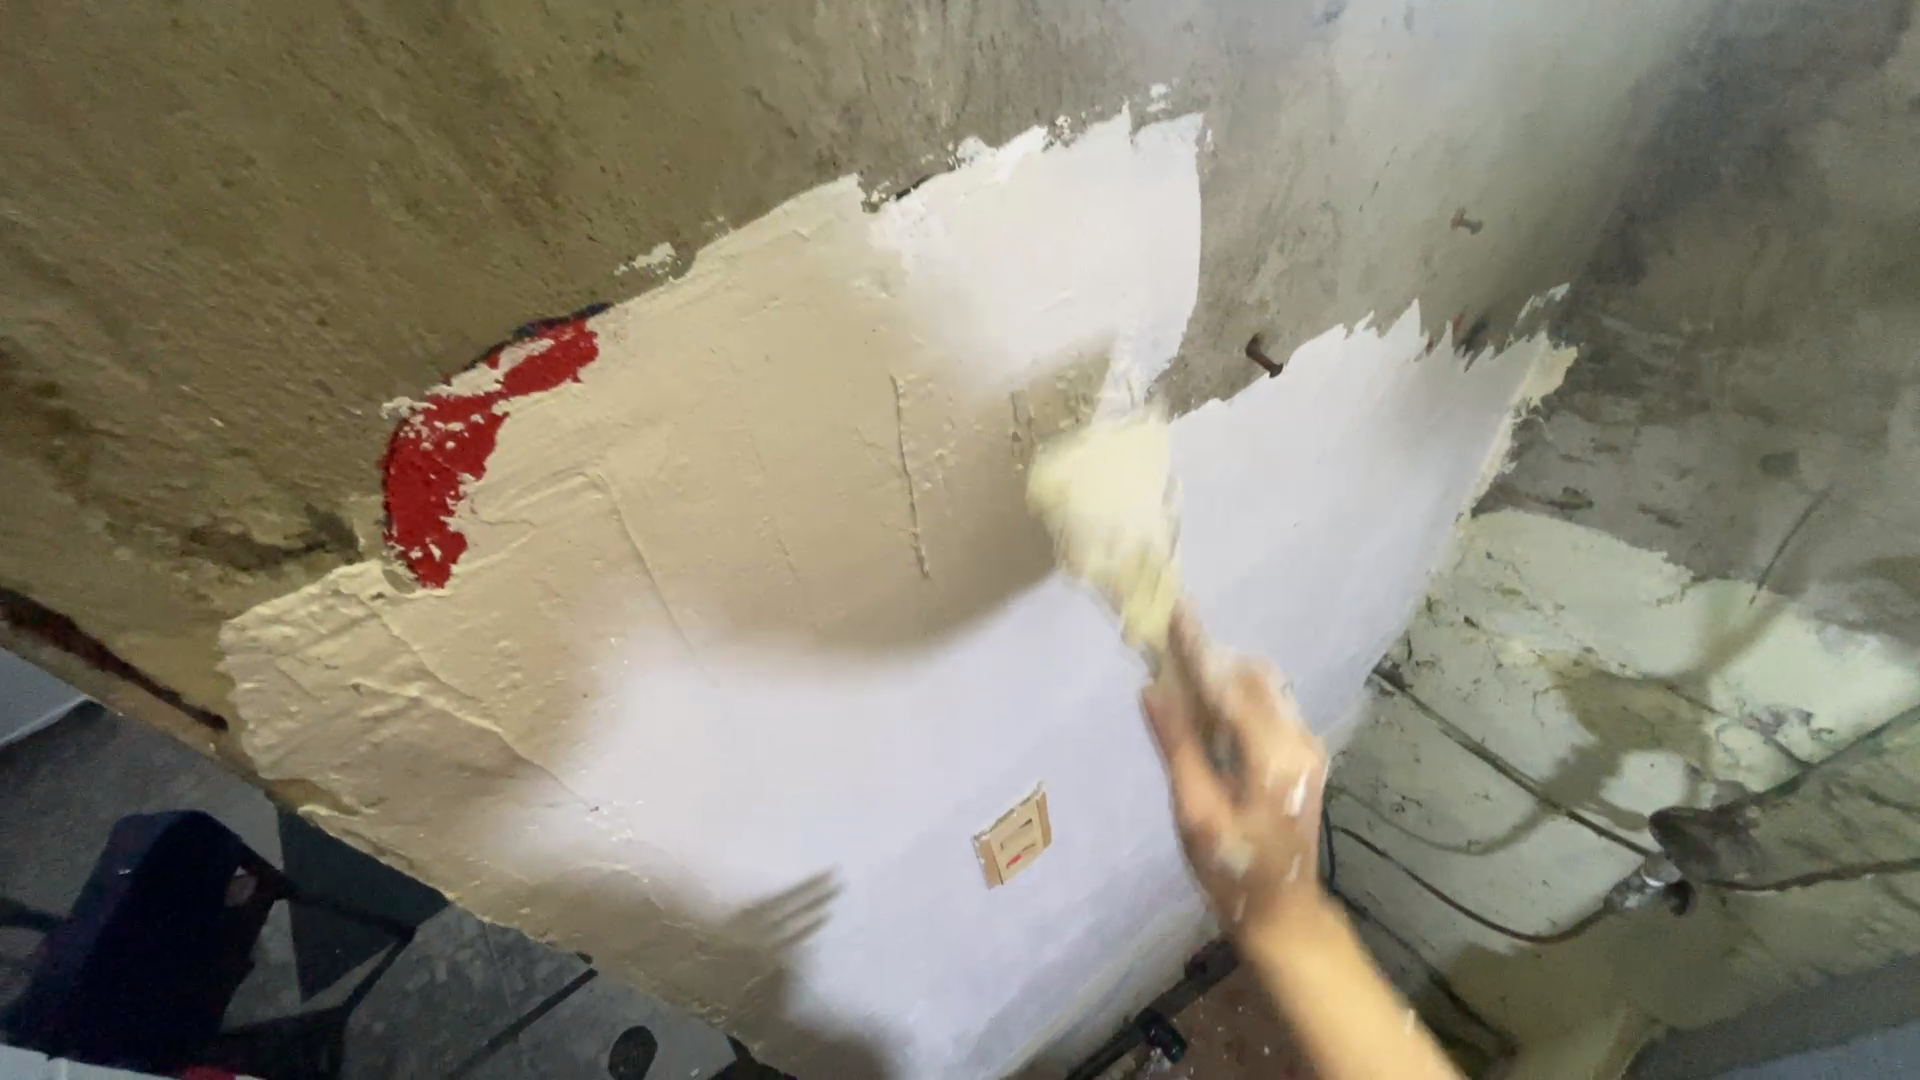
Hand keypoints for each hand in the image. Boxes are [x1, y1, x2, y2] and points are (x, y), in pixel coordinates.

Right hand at [1142, 604, 1327, 936]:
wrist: (1284, 911)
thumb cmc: (1232, 869)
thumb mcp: (1195, 812)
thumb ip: (1178, 746)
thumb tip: (1153, 688)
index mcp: (1272, 757)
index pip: (1228, 686)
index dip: (1198, 646)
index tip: (1177, 608)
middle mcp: (1298, 741)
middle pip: (1252, 676)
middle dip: (1210, 653)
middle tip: (1168, 639)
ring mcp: (1307, 746)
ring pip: (1263, 686)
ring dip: (1223, 670)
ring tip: (1182, 666)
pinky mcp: (1304, 754)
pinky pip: (1269, 703)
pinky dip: (1236, 690)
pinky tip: (1208, 700)